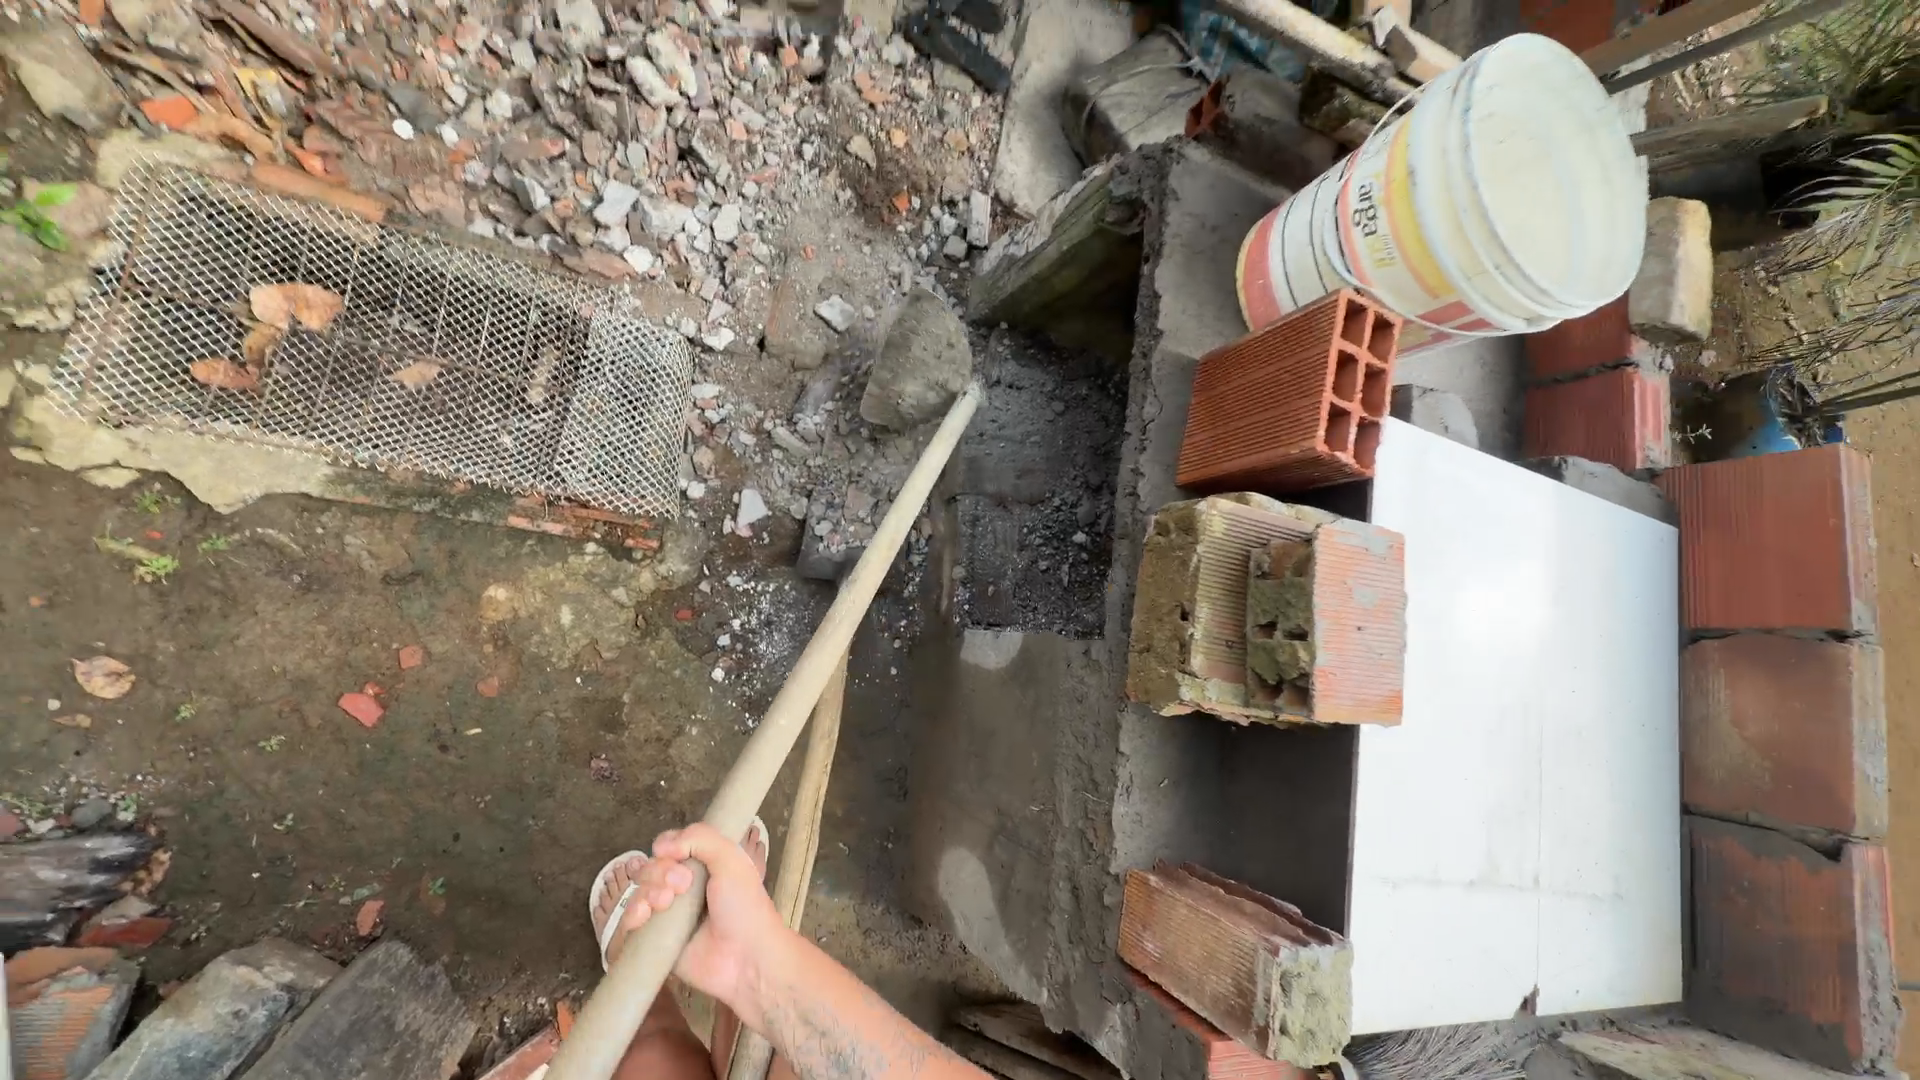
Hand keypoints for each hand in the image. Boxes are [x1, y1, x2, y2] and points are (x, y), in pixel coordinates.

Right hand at [616, 822, 787, 1020]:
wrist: (745, 956)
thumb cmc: (744, 905)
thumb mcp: (731, 859)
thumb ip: (701, 838)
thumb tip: (660, 844)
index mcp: (702, 866)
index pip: (669, 846)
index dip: (668, 846)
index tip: (676, 854)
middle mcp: (683, 888)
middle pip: (651, 868)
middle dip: (659, 871)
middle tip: (682, 884)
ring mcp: (668, 916)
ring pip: (639, 893)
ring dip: (647, 892)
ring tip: (665, 903)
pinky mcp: (655, 943)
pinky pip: (630, 926)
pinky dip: (631, 916)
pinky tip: (643, 916)